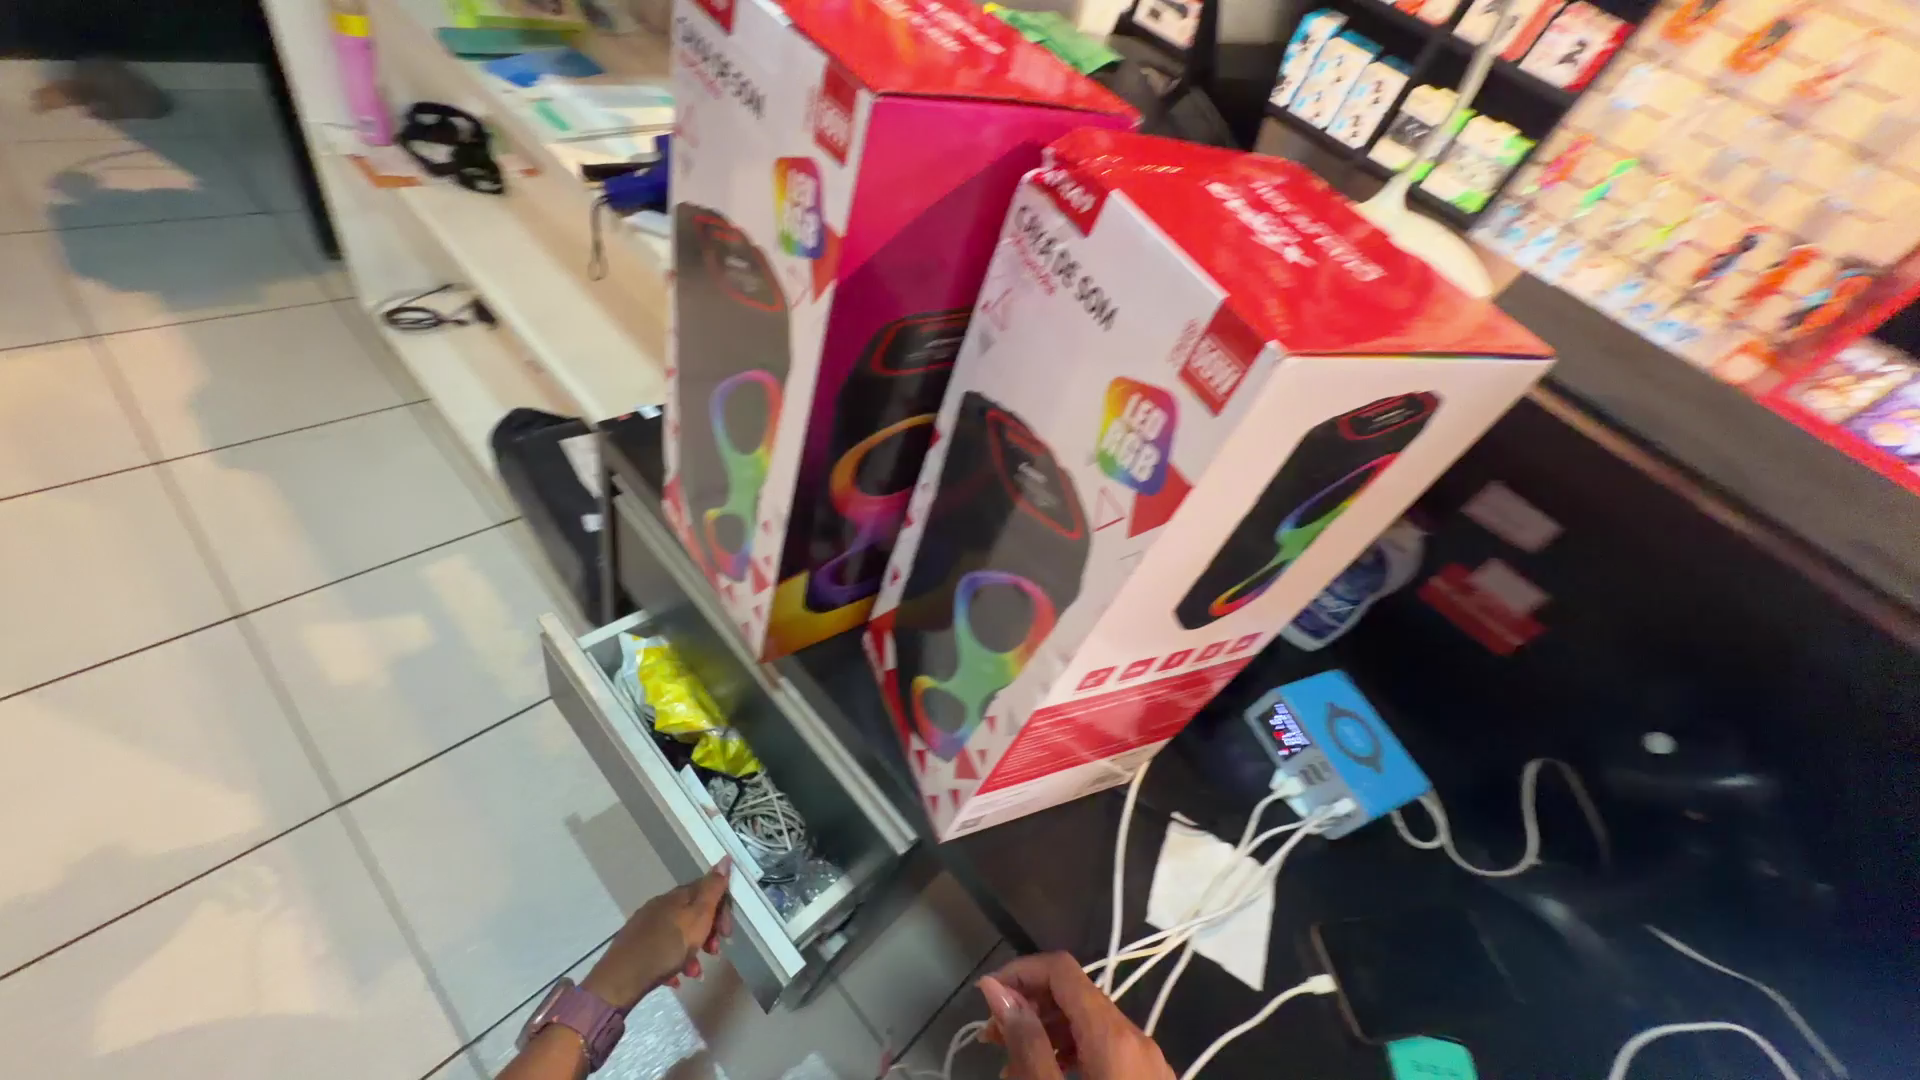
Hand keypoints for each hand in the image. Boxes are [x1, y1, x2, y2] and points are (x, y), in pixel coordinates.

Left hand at [581, 858, 732, 1009]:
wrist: (621, 978)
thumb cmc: (667, 946)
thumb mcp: (698, 916)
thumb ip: (713, 889)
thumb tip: (725, 859)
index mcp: (677, 896)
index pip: (707, 891)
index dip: (722, 909)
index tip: (727, 932)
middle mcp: (661, 905)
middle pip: (693, 914)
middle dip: (709, 933)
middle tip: (714, 952)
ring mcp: (646, 926)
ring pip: (679, 935)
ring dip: (693, 952)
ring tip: (695, 972)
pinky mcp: (636, 947)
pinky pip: (662, 951)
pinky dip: (673, 963)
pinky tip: (675, 979)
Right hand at [977, 953, 1173, 1079]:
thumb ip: (1026, 1042)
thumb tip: (995, 987)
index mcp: (1115, 1034)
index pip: (1062, 968)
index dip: (1020, 971)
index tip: (986, 998)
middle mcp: (1137, 1038)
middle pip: (1075, 996)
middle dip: (1028, 1007)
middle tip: (990, 1039)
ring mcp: (1149, 1063)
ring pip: (1088, 1027)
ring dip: (1046, 1034)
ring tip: (1012, 1066)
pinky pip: (1104, 1053)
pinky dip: (1071, 1055)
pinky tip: (1049, 1076)